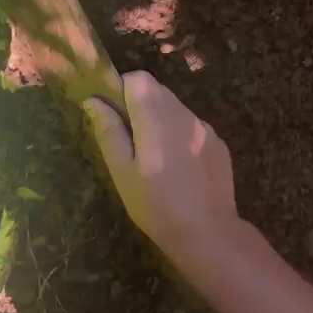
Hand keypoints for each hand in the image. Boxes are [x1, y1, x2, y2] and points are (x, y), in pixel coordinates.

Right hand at [83, 71, 239, 261]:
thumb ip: (109, 131)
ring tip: (155, 159)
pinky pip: (193, 129)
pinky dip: (180, 138)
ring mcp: (206, 128)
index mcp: (157, 116)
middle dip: (140, 106)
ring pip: (176, 109)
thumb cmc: (155, 205)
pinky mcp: (219, 144)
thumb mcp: (122, 171)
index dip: (121, 90)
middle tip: (130, 142)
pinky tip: (179, 170)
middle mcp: (184, 114)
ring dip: (160, 122)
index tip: (113, 116)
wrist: (207, 233)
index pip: (138, 78)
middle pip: (158, 91)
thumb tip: (93, 100)